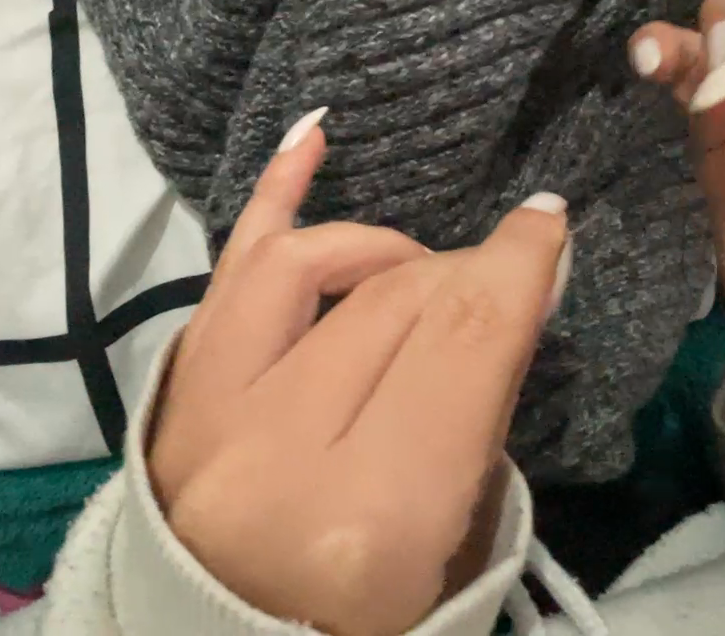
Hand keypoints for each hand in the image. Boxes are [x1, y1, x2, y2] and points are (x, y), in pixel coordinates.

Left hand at [148, 112, 569, 635]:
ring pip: (310, 262)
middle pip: (394, 298)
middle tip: (485, 282)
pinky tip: (310, 136)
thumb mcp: (447, 549)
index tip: (545, 224)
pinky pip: (227, 264)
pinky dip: (273, 193)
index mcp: (371, 513)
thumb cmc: (357, 623)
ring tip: (411, 263)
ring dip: (380, 246)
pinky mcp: (179, 383)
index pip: (460, 342)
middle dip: (459, 273)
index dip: (515, 268)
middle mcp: (282, 446)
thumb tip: (504, 294)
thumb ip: (475, 416)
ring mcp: (211, 406)